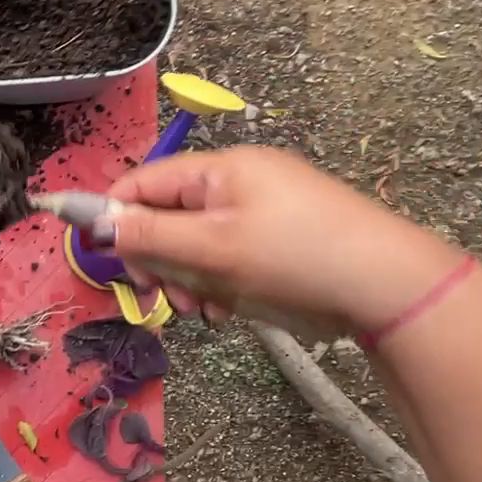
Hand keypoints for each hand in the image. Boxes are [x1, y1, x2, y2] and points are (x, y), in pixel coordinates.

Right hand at [103, 147, 464, 335]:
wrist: (389, 291)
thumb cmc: (294, 256)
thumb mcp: (210, 246)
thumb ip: (146, 234)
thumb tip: (92, 225)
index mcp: (220, 170)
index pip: (142, 181)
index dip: (113, 216)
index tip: (103, 257)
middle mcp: (234, 185)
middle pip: (161, 217)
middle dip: (153, 258)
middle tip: (156, 292)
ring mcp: (254, 216)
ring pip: (186, 246)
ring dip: (180, 280)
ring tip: (197, 309)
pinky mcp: (269, 245)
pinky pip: (216, 261)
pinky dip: (210, 287)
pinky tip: (221, 311)